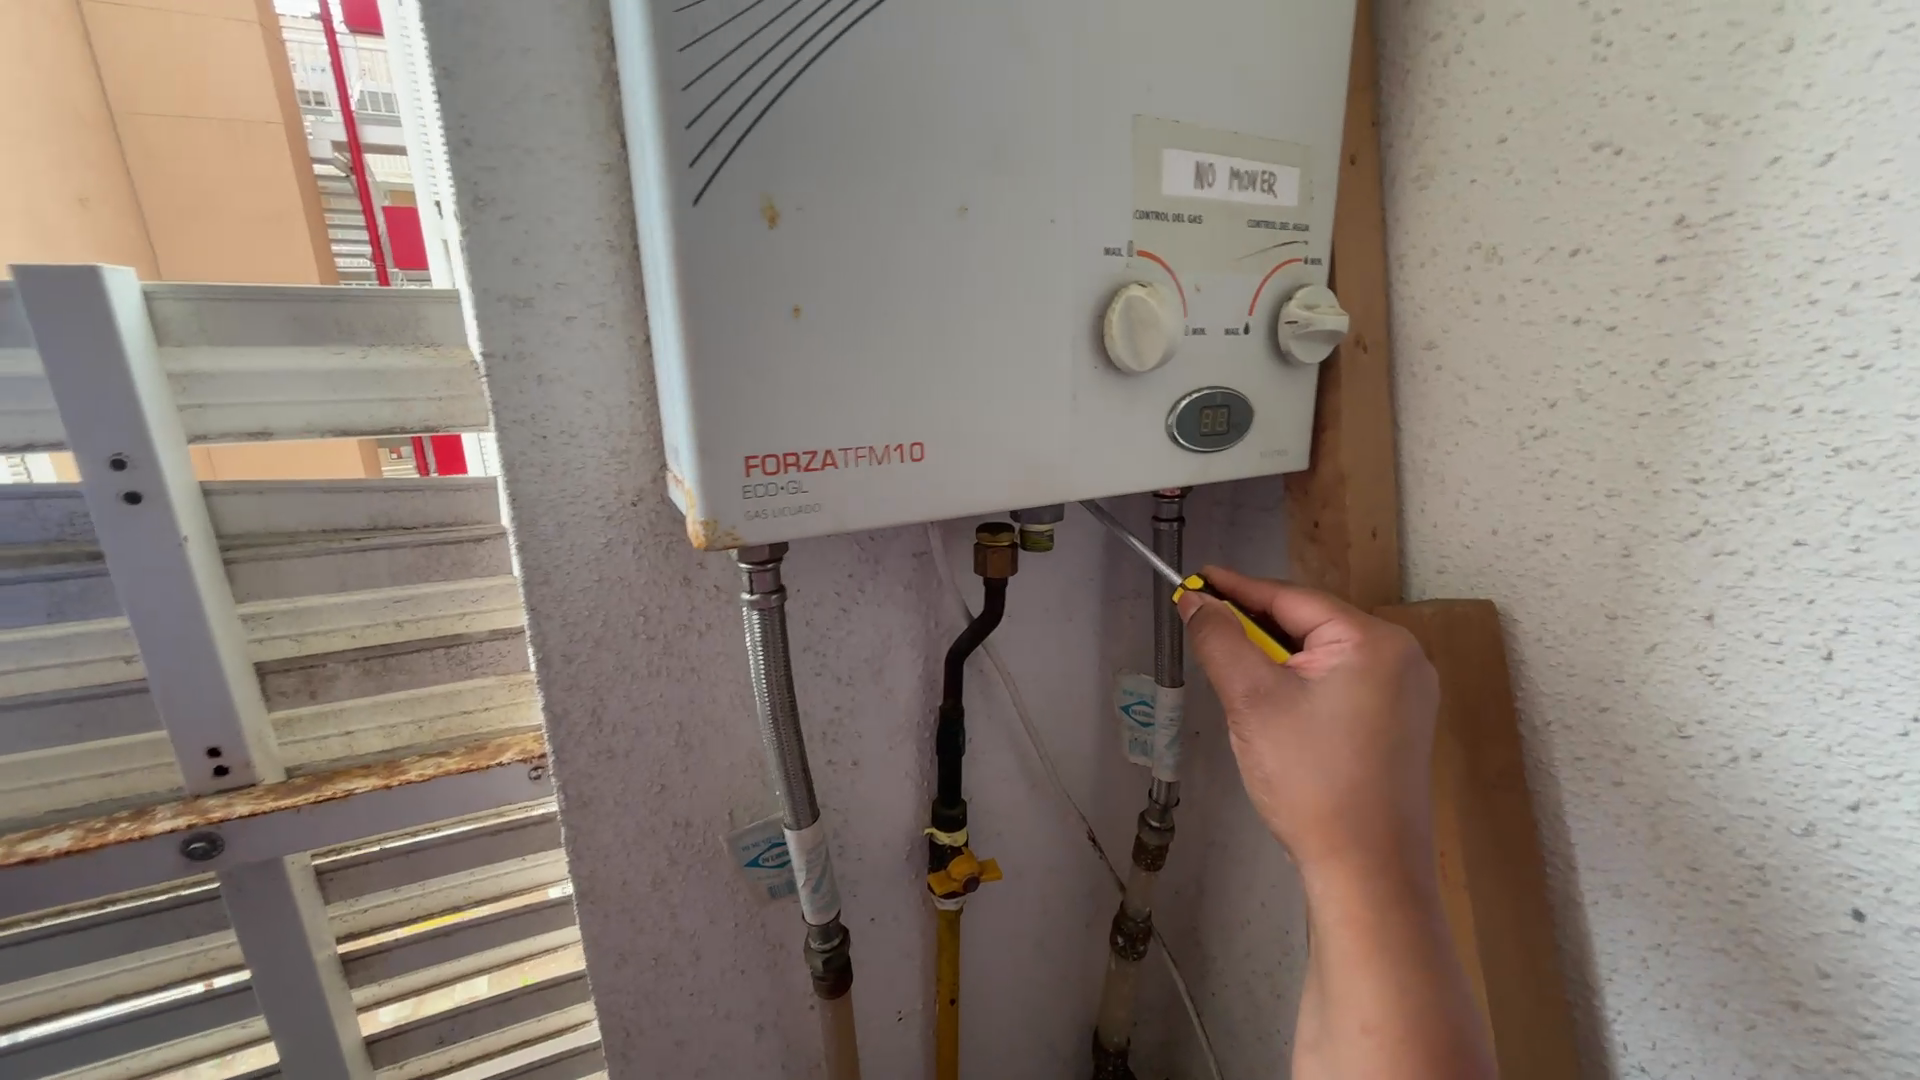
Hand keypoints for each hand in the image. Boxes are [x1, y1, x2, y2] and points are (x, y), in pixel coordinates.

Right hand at [1177, 568, 1440, 881]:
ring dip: (1273, 657)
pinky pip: (1338, 681)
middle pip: (1308, 623)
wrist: (1366, 871)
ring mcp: (1406, 692)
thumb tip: (1196, 601)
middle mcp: (1401, 657)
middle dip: (1254, 627)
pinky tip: (1271, 700)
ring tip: (1232, 668)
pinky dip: (1298, 681)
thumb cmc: (1310, 779)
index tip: (1196, 578)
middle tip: (1205, 629)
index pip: (1290, 598)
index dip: (1237, 588)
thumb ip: (1220, 639)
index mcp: (1374, 641)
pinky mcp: (1398, 723)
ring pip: (1320, 654)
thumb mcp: (1252, 699)